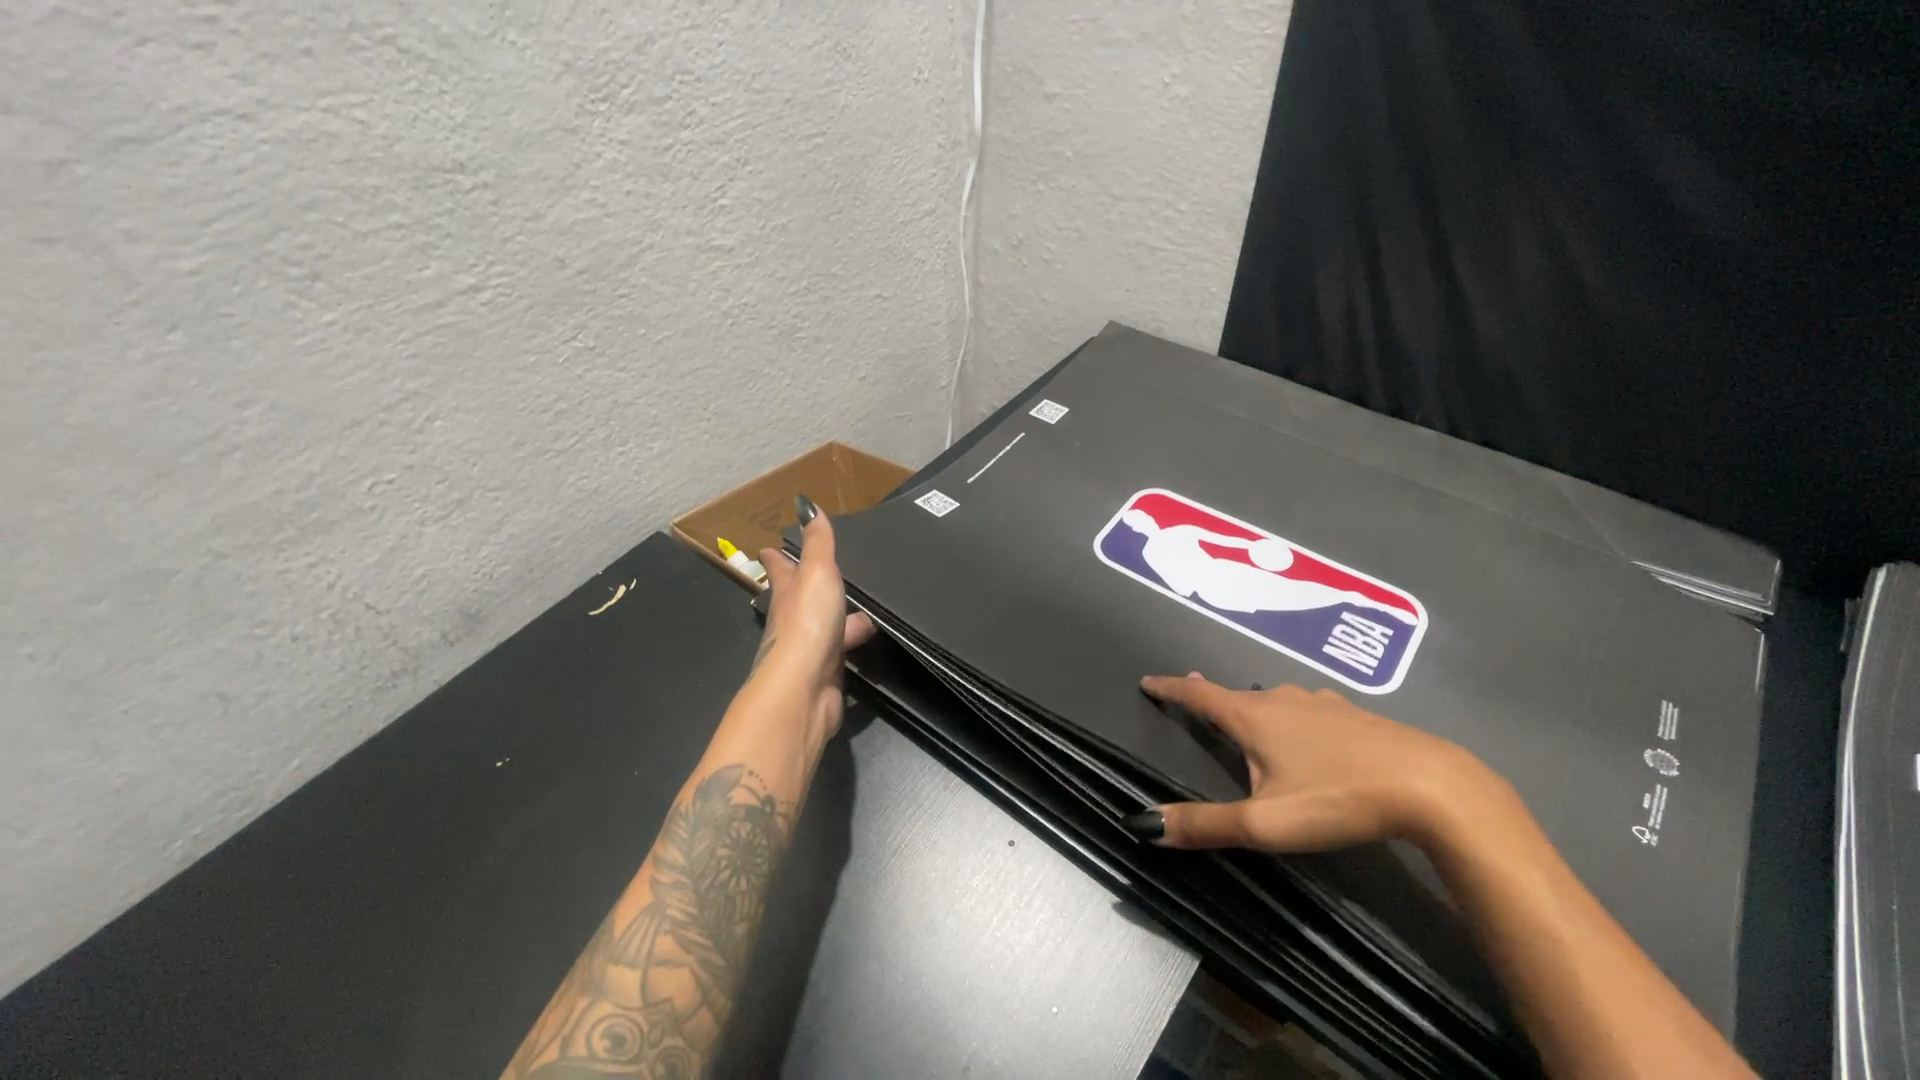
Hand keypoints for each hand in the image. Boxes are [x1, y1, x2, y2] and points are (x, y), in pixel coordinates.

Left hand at [751, 495, 875, 739]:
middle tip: (820, 576)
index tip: (767, 549)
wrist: (804, 688)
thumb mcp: (817, 573)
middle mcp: (792, 621)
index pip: (780, 570)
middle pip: (800, 599)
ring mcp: (809, 650)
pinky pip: (843, 653)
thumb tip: (804, 503)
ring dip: (840, 619)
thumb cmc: (807, 624)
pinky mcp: (826, 675)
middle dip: (806, 588)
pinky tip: (869, 644)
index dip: (776, 559)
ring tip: (864, 611)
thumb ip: (818, 542)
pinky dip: (853, 646)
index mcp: (787, 594)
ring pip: (827, 627)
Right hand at [1130, 675, 1501, 853]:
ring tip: (1247, 712)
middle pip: (1238, 694)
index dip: (1171, 689)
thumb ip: (1203, 824)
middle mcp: (1284, 701)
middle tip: (1192, 695)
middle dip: (1211, 696)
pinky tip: (1308, 727)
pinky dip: (1292, 714)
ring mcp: (1325, 705)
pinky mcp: (1359, 717)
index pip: (1200, 697)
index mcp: (1254, 719)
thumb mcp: (1263, 823)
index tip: (1149, 680)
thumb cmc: (1337, 799)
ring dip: (1253, 703)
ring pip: (1276, 699)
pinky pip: (1310, 708)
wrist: (1431, 786)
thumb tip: (1141, 823)